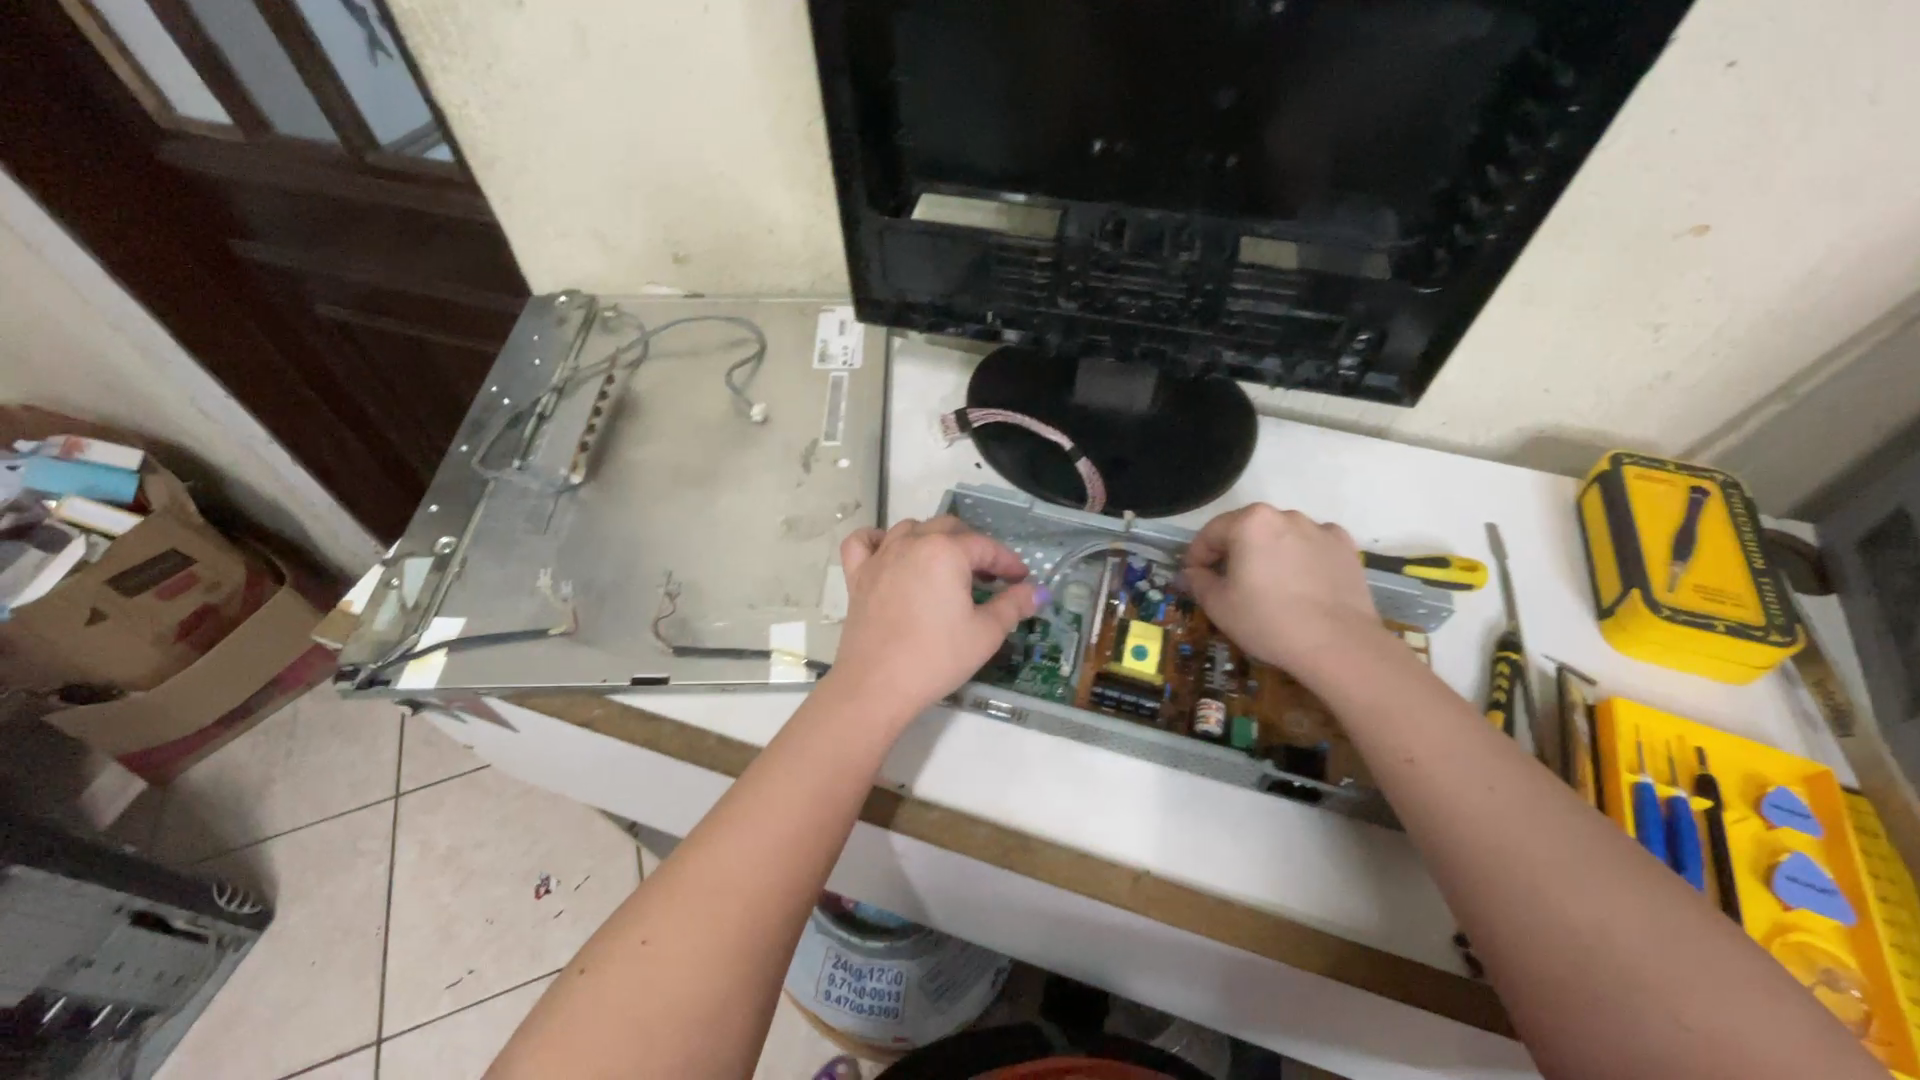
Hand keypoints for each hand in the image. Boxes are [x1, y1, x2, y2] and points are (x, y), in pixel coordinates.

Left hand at [826, 517, 1042, 724]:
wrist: (877, 685)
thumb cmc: (937, 658)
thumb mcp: (986, 633)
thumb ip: (1013, 605)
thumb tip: (1037, 592)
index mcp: (946, 551)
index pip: (985, 546)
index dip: (1008, 562)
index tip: (1021, 579)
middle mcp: (911, 543)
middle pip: (949, 528)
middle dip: (973, 547)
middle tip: (988, 577)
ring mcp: (880, 557)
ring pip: (910, 529)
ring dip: (933, 539)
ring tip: (946, 566)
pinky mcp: (857, 576)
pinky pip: (863, 542)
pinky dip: (877, 540)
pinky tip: (889, 553)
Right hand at [1182, 504, 1386, 673]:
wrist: (1339, 644)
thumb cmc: (1268, 621)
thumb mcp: (1219, 606)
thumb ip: (1198, 582)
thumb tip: (1189, 574)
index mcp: (1250, 523)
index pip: (1211, 533)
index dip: (1196, 556)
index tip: (1193, 577)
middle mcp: (1286, 515)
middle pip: (1248, 530)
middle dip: (1233, 552)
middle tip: (1227, 583)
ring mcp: (1320, 529)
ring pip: (1282, 537)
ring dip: (1268, 554)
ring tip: (1268, 586)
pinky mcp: (1346, 548)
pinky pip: (1313, 547)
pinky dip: (1302, 559)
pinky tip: (1301, 585)